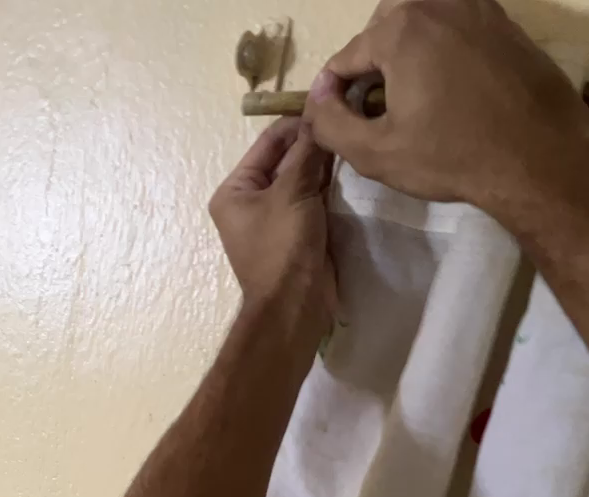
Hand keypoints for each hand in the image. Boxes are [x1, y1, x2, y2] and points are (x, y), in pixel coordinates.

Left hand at [209, 117, 335, 330]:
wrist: (295, 303)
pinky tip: (351, 165)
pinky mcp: (297, 231)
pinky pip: (312, 198)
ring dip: (324, 161)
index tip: (333, 101)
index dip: (299, 121)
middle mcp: (249, 202)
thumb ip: (307, 150)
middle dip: (314, 141)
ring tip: (354, 135)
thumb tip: (319, 111)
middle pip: (285, 157)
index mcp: (234, 191)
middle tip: (350, 116)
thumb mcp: (292, 191)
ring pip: (302, 177)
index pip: (268, 142)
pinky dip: (328, 184)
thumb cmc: (283, 246)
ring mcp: (274, 217)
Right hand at [303, 0, 588, 219]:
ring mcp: (474, 5)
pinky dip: (437, 46)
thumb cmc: (449, 156)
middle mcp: (436, 2)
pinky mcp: (501, 19)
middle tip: (372, 109)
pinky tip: (443, 86)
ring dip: (402, 51)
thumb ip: (331, 123)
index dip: (332, 95)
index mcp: (399, 30)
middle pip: (381, 26)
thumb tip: (316, 99)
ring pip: (419, 18)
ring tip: (406, 95)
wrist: (536, 151)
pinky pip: (453, 22)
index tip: (336, 125)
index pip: (344, 58)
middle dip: (369, 63)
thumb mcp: (375, 152)